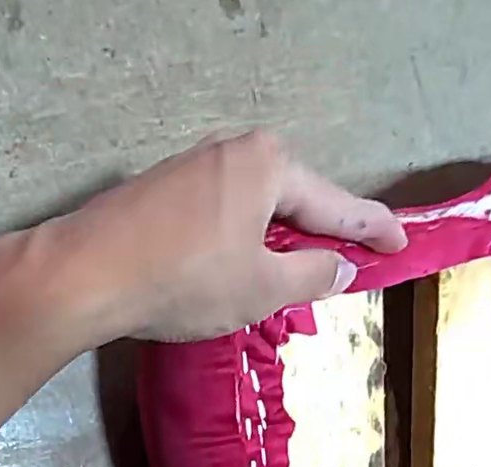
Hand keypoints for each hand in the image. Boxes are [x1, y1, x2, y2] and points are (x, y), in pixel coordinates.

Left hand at [48, 131, 406, 341]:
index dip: (371, 228)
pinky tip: (222, 272)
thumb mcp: (260, 289)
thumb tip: (339, 266)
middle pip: (289, 202)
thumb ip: (309, 276)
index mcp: (268, 165)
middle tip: (333, 271)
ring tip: (274, 283)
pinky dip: (231, 246)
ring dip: (267, 247)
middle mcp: (230, 153)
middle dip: (312, 238)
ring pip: (248, 212)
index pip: (335, 204)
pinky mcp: (157, 193)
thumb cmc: (184, 280)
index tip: (400, 241)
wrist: (89, 273)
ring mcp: (189, 169)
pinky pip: (214, 219)